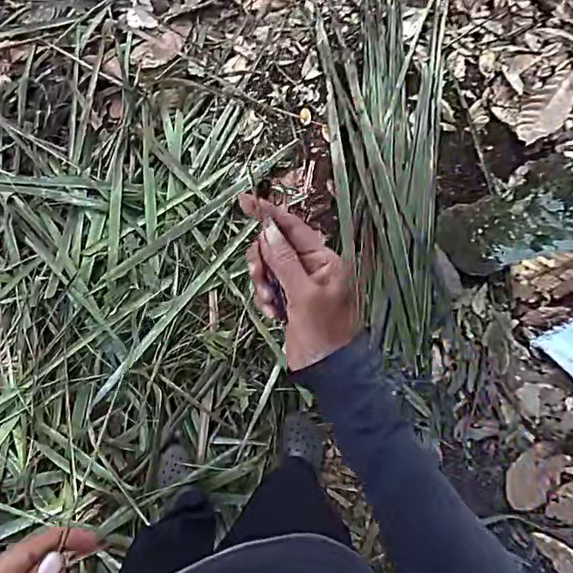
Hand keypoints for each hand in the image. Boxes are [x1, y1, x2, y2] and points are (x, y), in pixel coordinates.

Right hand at [238, 193, 357, 370]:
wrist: (327, 370)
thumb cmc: (325, 333)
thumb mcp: (303, 294)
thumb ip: (284, 260)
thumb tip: (268, 230)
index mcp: (324, 260)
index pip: (293, 228)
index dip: (268, 214)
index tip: (245, 201)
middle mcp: (312, 268)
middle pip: (274, 247)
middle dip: (262, 262)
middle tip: (261, 279)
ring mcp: (299, 284)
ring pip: (267, 268)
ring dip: (262, 284)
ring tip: (272, 303)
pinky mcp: (289, 300)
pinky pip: (267, 288)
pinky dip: (265, 299)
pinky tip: (275, 314)